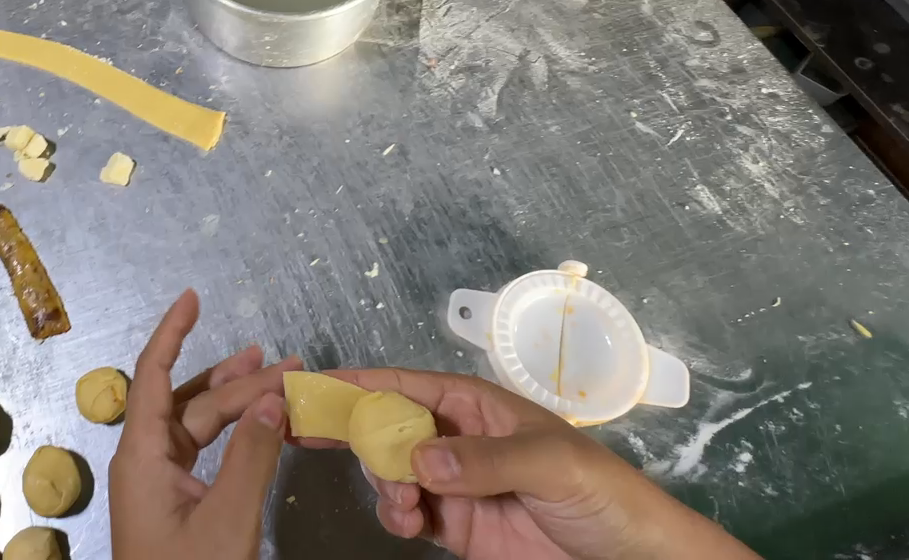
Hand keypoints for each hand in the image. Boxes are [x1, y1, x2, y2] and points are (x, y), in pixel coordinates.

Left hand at [110, 289, 301, 559]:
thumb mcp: (227, 521)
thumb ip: (251, 455)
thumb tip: (271, 395)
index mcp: (142, 453)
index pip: (154, 373)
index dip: (172, 331)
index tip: (192, 296)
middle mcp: (148, 458)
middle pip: (193, 401)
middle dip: (238, 379)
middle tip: (290, 366)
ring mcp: (163, 481)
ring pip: (203, 425)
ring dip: (241, 402)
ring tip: (283, 375)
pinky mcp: (180, 503)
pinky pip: (208, 452)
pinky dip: (239, 436)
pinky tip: (267, 424)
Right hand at [320, 369, 758, 559]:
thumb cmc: (600, 492)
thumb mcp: (549, 462)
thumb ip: (483, 458)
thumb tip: (417, 459)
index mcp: (471, 404)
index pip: (404, 384)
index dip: (358, 381)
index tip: (313, 384)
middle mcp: (452, 437)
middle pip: (386, 424)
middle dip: (353, 429)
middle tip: (308, 434)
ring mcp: (451, 483)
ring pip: (389, 469)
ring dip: (379, 480)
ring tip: (399, 502)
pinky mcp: (454, 528)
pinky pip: (407, 512)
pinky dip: (394, 514)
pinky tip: (406, 522)